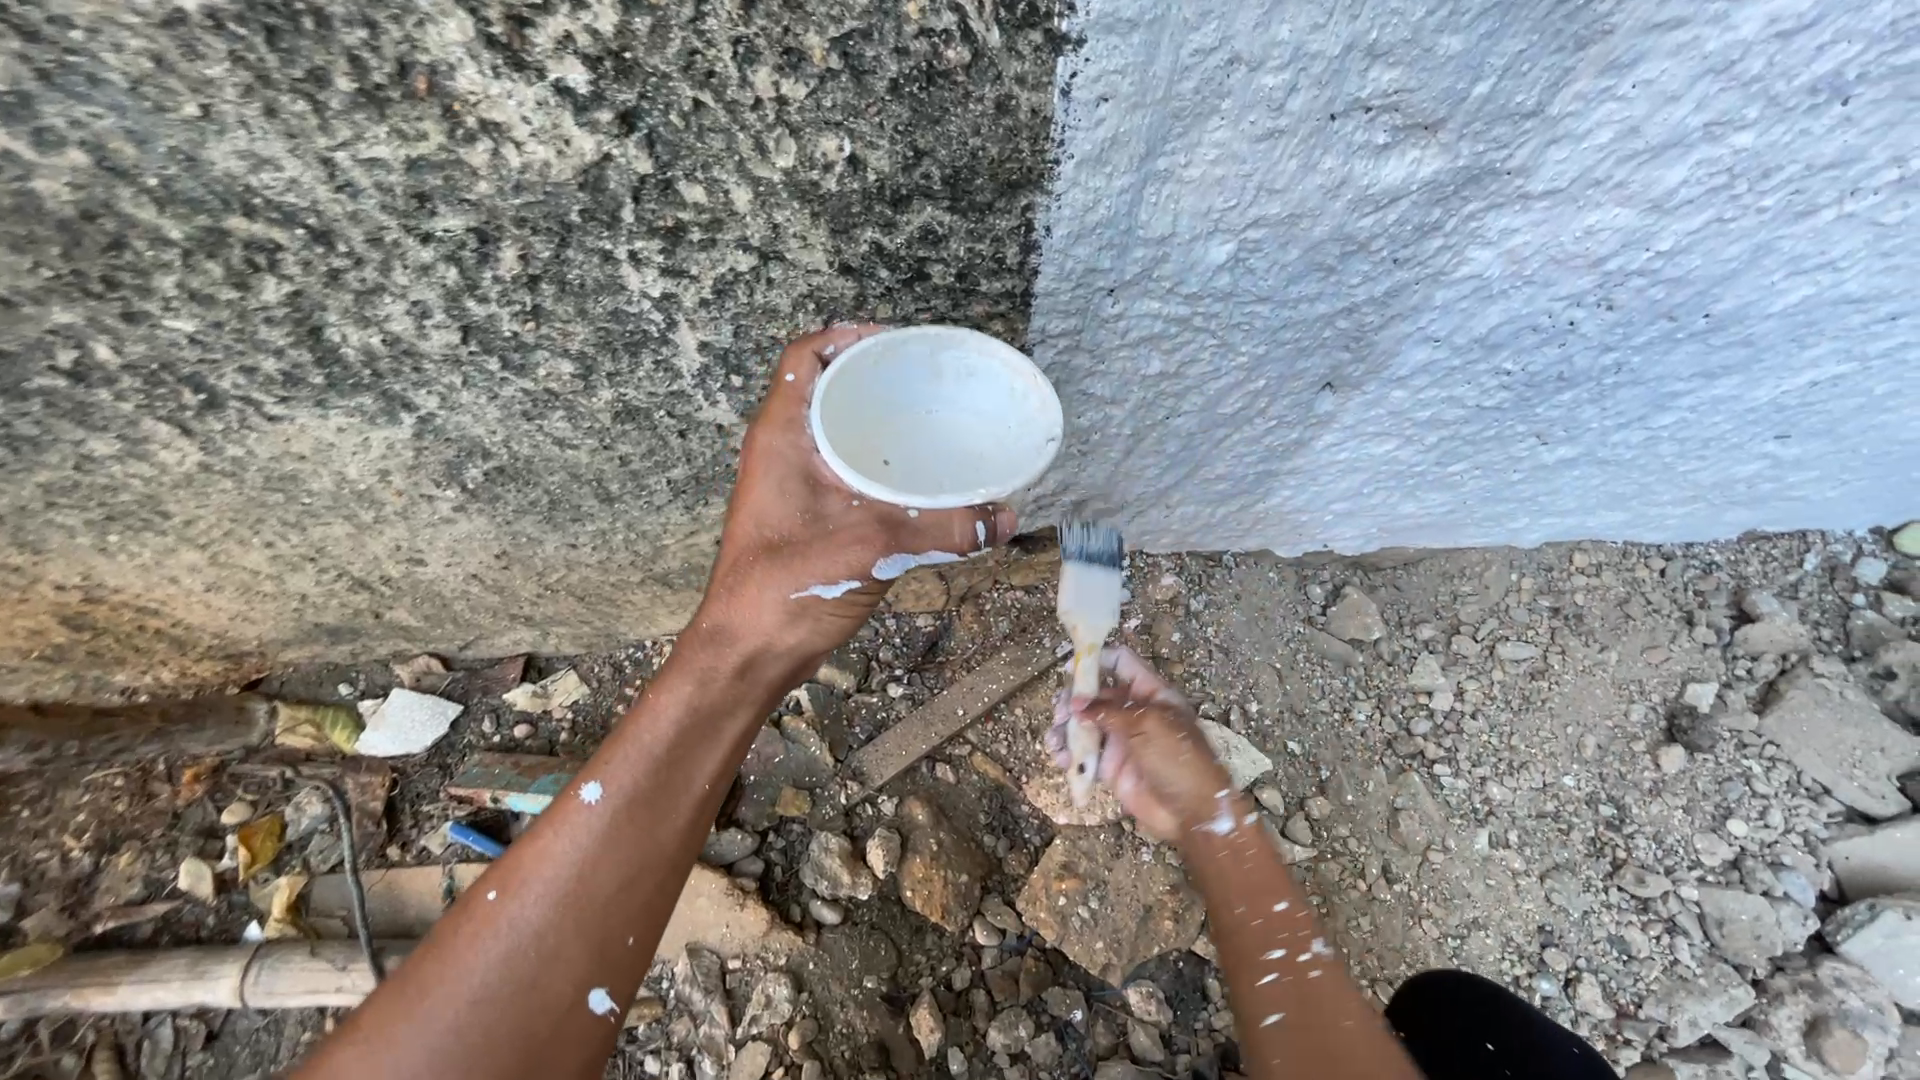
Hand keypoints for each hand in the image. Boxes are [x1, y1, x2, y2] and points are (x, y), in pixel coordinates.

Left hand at [689, 323, 1017, 679]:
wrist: (749, 651)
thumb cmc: (786, 588)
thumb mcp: (872, 545)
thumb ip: (943, 530)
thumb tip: (1003, 517)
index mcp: (782, 435)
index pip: (806, 357)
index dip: (847, 336)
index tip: (898, 344)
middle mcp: (784, 453)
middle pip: (827, 391)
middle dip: (874, 381)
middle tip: (927, 384)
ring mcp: (794, 488)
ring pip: (839, 437)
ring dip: (878, 429)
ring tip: (931, 426)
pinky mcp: (809, 520)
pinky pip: (848, 477)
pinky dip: (880, 471)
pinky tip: (920, 484)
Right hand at [1047, 646, 1233, 842]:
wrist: (1191, 812)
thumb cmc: (1178, 760)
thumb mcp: (1148, 726)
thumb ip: (1109, 711)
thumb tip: (1076, 705)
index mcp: (1150, 693)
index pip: (1121, 663)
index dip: (1097, 660)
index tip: (1070, 670)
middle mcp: (1132, 711)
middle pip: (1094, 693)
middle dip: (1072, 699)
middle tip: (1060, 712)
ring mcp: (1119, 738)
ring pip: (1083, 723)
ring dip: (1065, 728)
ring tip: (1055, 741)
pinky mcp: (1109, 764)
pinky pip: (1082, 753)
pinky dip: (1068, 753)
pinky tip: (1062, 759)